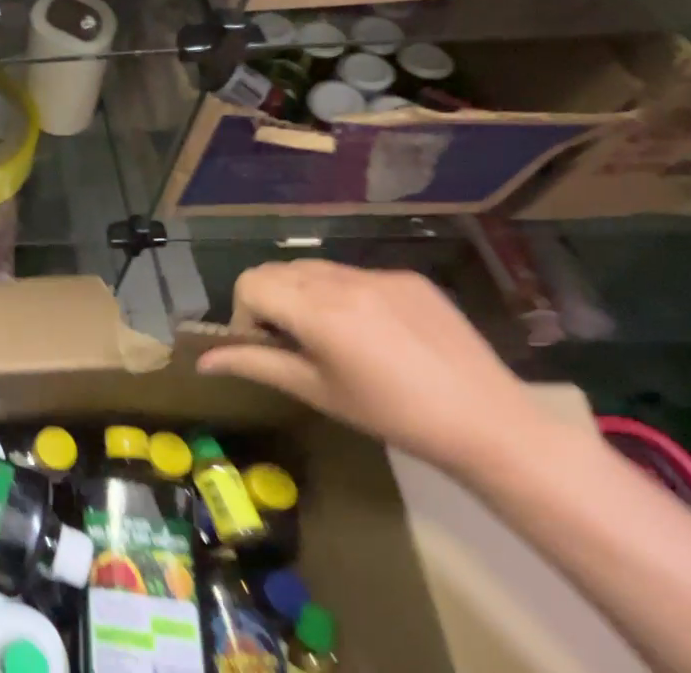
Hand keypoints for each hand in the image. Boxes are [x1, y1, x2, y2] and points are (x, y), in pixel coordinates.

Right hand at [196, 260, 542, 468]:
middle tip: (294, 343)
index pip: (250, 283)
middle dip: (270, 301)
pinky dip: (344, 295)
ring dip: (304, 294)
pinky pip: (355, 275)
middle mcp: (344, 280)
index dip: (246, 314)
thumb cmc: (391, 415)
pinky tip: (373, 334)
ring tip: (331, 337)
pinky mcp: (410, 279)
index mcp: (318, 310)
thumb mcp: (316, 392)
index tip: (269, 346)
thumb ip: (255, 365)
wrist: (489, 423)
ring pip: (314, 268)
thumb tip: (202, 361)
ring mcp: (381, 275)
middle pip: (277, 270)